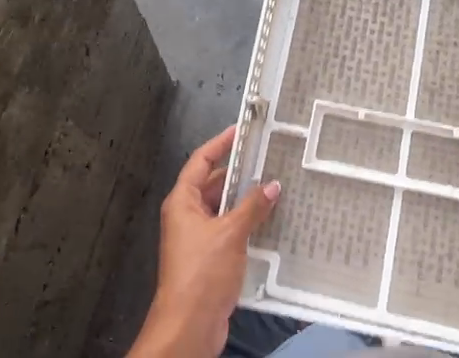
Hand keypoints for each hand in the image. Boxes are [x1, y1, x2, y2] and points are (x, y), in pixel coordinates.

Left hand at [132, 126, 279, 357]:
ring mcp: (198, 239)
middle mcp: (187, 216)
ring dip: (245, 201)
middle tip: (268, 160)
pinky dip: (247, 224)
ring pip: (224, 209)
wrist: (188, 327)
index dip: (220, 144)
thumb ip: (252, 207)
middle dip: (239, 174)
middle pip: (213, 185)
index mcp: (183, 202)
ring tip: (275, 187)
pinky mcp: (209, 260)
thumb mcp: (230, 234)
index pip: (200, 162)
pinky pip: (230, 231)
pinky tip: (270, 222)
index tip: (241, 131)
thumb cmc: (202, 273)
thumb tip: (272, 185)